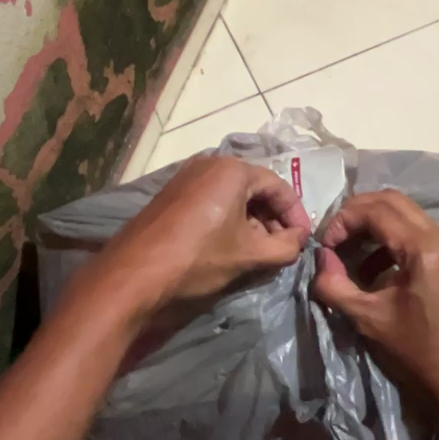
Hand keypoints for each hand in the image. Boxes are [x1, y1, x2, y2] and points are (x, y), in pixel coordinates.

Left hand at [101, 155, 312, 307]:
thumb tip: (298, 241)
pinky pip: (211, 202)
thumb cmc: (198, 258)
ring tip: (260, 252)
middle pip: (254, 189)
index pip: (278, 187)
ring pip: (232, 197)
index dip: (296, 215)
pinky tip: (231, 248)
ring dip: (251, 223)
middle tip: (284, 248)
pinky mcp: (171, 196)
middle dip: (273, 219)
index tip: (303, 241)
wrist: (135, 275)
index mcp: (232, 169)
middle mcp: (209, 164)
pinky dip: (228, 222)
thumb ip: (284, 247)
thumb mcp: (249, 254)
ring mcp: (186, 178)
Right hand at [311, 190, 438, 404]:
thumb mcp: (366, 317)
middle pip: (391, 201)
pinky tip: (368, 269)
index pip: (376, 211)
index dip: (343, 221)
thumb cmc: (413, 350)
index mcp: (424, 249)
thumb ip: (335, 284)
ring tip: (346, 253)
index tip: (324, 246)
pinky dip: (385, 239)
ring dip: (370, 225)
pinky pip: (411, 231)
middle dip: (356, 214)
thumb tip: (320, 258)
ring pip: (401, 213)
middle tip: (333, 239)